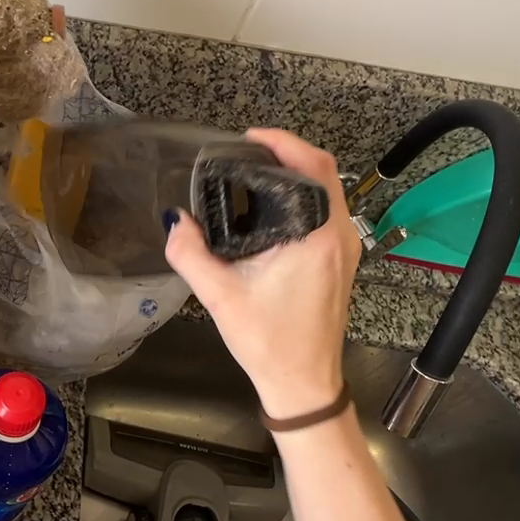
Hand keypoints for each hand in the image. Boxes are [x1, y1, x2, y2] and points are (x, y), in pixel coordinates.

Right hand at [164, 129, 361, 420]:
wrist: (302, 382)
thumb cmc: (268, 341)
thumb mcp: (219, 296)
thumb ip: (190, 253)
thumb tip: (174, 220)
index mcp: (317, 236)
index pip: (314, 166)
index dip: (283, 142)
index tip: (249, 138)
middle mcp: (339, 236)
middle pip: (324, 173)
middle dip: (288, 154)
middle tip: (247, 152)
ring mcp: (345, 250)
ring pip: (328, 193)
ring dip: (297, 176)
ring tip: (255, 173)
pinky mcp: (340, 263)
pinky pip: (326, 214)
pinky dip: (302, 199)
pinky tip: (271, 208)